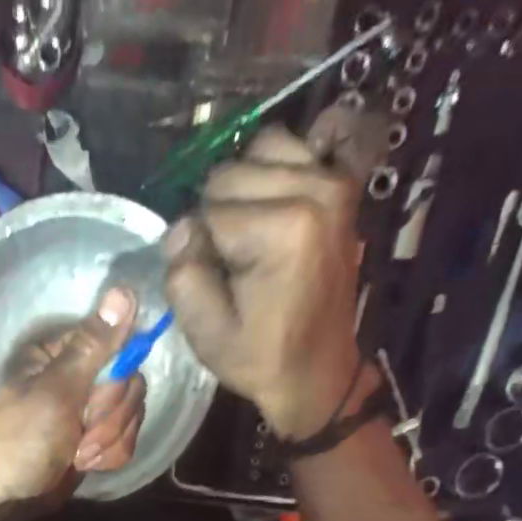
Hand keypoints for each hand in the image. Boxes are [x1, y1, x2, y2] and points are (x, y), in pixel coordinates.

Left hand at [0, 287, 147, 509]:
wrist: (10, 499)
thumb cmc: (22, 442)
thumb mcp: (56, 392)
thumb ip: (94, 347)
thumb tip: (124, 291)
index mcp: (61, 353)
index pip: (116, 345)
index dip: (113, 382)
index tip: (92, 404)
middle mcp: (80, 372)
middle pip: (131, 382)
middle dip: (109, 420)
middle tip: (80, 438)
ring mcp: (91, 405)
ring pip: (133, 412)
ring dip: (109, 440)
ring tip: (79, 455)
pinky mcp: (101, 434)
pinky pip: (129, 435)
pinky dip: (111, 454)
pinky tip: (86, 464)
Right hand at [163, 108, 381, 439]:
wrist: (318, 372)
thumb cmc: (262, 357)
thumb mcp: (206, 331)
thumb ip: (183, 272)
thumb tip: (180, 228)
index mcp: (283, 230)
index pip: (206, 212)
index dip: (197, 247)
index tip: (215, 282)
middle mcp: (314, 191)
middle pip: (228, 174)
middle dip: (218, 214)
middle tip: (232, 261)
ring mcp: (333, 183)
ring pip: (257, 152)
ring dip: (243, 188)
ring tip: (250, 231)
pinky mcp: (341, 186)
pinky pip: (295, 148)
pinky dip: (275, 169)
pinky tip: (270, 206)